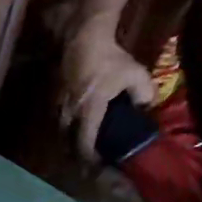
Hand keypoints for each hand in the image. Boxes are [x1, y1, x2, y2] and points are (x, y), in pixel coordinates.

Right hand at [59, 17, 154, 156]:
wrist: (85, 37)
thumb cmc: (110, 59)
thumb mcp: (136, 74)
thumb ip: (144, 94)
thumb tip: (145, 105)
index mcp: (89, 111)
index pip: (85, 143)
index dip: (90, 157)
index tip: (97, 164)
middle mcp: (71, 111)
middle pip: (68, 138)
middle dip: (76, 149)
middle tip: (87, 155)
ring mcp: (61, 101)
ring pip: (61, 127)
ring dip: (69, 135)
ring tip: (78, 139)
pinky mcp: (57, 91)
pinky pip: (60, 113)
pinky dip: (66, 121)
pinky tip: (74, 118)